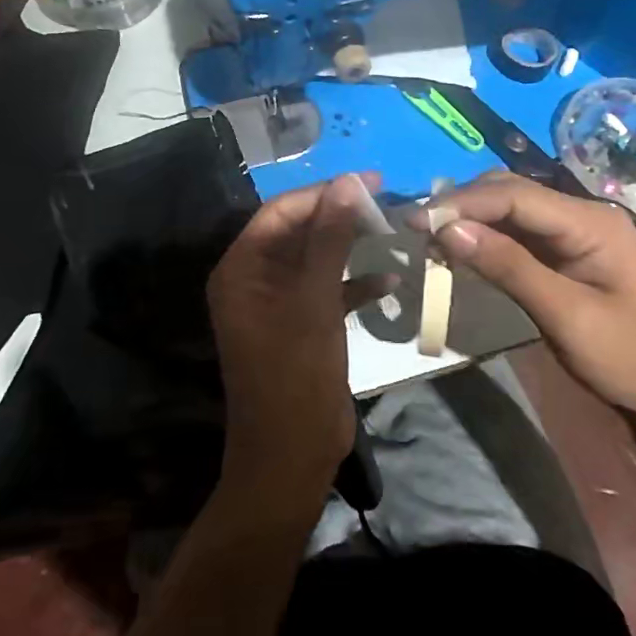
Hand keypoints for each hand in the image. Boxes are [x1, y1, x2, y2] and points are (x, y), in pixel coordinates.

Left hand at [207, 174, 392, 490]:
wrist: (292, 454)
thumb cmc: (296, 373)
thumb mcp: (314, 300)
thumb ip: (330, 239)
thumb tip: (347, 183)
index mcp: (243, 269)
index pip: (281, 211)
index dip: (324, 192)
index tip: (371, 180)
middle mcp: (256, 280)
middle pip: (300, 231)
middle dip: (340, 216)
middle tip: (386, 202)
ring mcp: (280, 304)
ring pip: (318, 259)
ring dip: (351, 246)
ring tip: (392, 230)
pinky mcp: (304, 325)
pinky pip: (330, 290)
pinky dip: (356, 282)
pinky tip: (390, 278)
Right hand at [422, 171, 635, 426]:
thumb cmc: (630, 358)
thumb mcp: (567, 316)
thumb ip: (509, 267)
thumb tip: (450, 230)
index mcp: (592, 221)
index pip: (515, 194)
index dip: (463, 203)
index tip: (416, 221)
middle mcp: (584, 214)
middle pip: (513, 193)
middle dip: (464, 205)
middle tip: (418, 229)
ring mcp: (578, 234)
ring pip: (513, 210)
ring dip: (473, 219)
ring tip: (431, 237)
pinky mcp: (570, 254)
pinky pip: (522, 235)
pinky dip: (489, 239)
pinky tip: (464, 249)